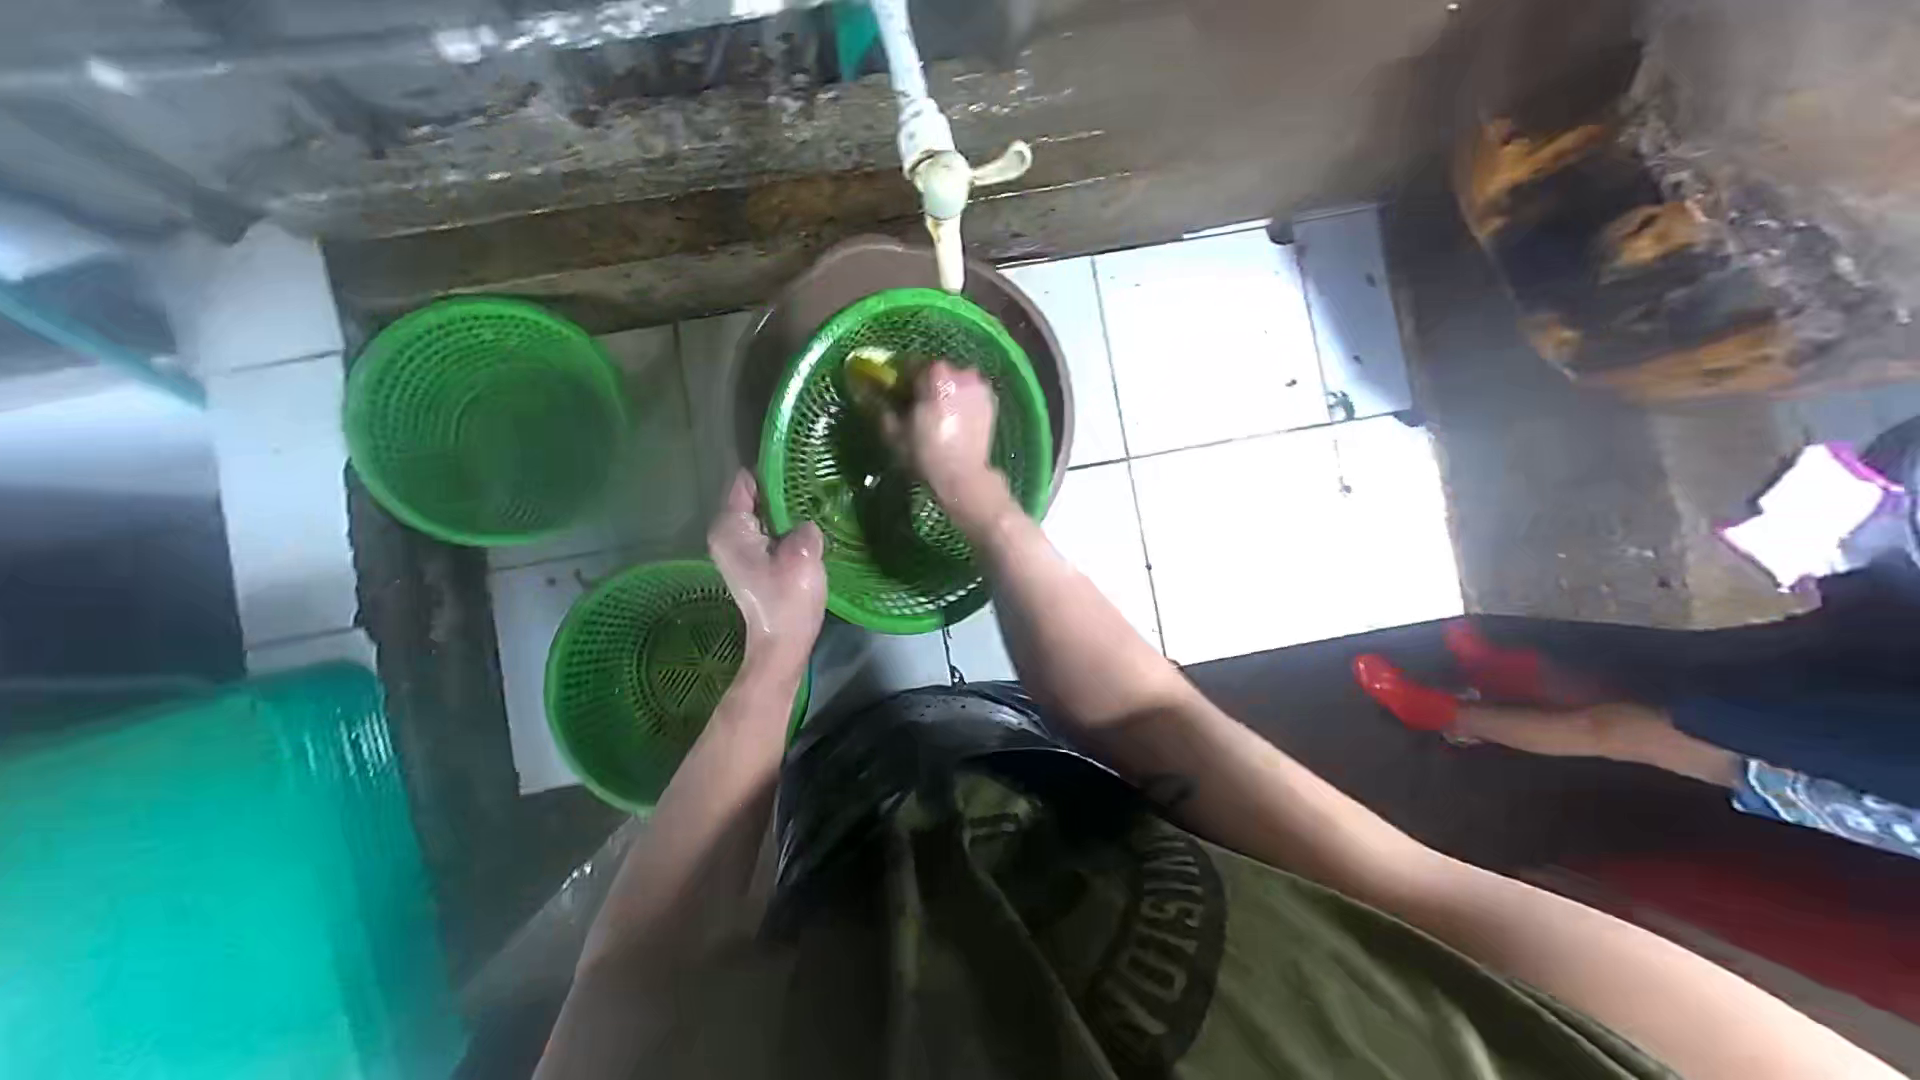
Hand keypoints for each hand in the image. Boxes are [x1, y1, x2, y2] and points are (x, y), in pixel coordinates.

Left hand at [707, 470, 825, 667]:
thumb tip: (806, 524)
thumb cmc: (787, 601)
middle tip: (816, 486)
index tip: (801, 469)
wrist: (782, 646)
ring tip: (817, 505)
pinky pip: (770, 531)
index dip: (772, 472)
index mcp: (729, 528)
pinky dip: (787, 528)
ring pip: (765, 514)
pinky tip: (810, 531)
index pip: (746, 480)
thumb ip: (804, 526)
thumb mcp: (802, 555)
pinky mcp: (753, 563)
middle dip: (782, 491)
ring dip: (788, 512)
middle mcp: (726, 534)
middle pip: (755, 496)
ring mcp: (738, 550)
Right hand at [886, 361, 1011, 530]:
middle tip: (917, 408)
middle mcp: (962, 372)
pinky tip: (955, 420)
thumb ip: (880, 407)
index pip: (911, 364)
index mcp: (936, 373)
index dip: (901, 379)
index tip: (896, 393)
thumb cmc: (925, 453)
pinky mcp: (991, 401)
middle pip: (936, 372)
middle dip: (926, 385)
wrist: (964, 476)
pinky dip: (962, 401)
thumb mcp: (895, 432)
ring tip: (938, 416)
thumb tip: (867, 392)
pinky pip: (970, 394)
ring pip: (955, 382)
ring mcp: (980, 386)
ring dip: (946, 392)